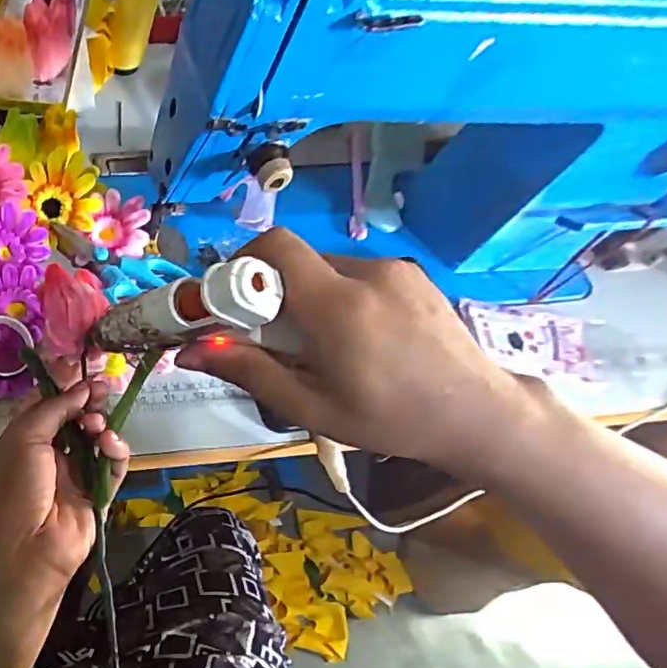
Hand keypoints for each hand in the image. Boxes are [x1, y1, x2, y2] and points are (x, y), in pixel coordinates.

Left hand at [0, 379, 129, 610]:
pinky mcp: (98, 495)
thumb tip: (81, 388)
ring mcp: (75, 476)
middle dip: (89, 403)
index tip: (84, 369)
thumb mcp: (24, 439)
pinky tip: (111, 446)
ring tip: (98, 428)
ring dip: (101, 427)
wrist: (27, 552)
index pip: (47, 406)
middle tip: (102, 391)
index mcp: (23, 440)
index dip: (65, 387)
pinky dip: (117, 452)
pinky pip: (114, 467)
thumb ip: (54, 409)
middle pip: (76, 420)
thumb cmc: (16, 490)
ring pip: (97, 440)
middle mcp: (49, 455)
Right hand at [177, 228, 535, 476]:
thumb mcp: (310, 405)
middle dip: (269, 290)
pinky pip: (354, 272)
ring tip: (315, 343)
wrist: (478, 414)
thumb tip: (188, 351)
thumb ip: (248, 371)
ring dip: (303, 295)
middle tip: (269, 336)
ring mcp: (394, 269)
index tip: (229, 305)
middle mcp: (366, 272)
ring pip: (324, 266)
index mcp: (337, 305)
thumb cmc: (388, 419)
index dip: (239, 267)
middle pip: (294, 259)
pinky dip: (335, 295)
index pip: (274, 248)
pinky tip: (352, 337)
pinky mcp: (412, 275)